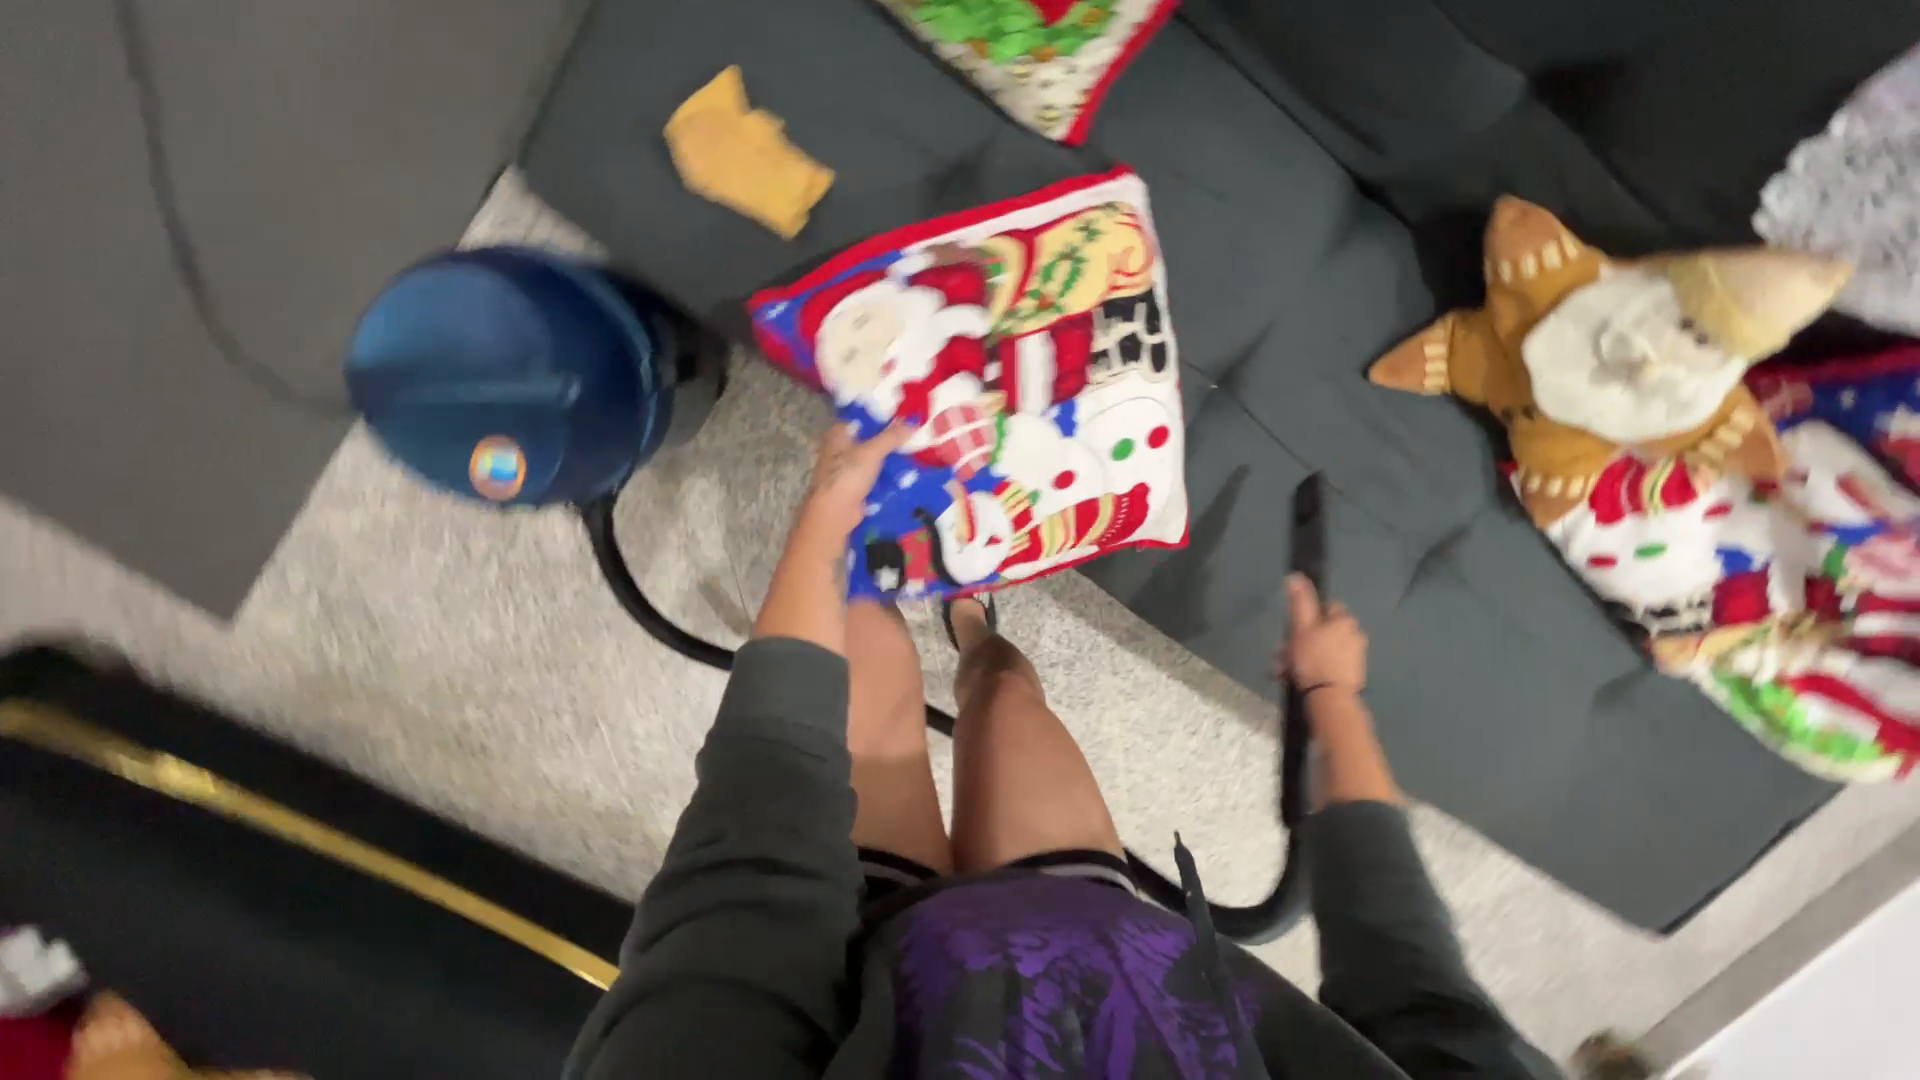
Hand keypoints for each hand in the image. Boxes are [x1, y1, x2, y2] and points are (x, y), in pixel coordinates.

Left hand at [794, 421, 912, 542]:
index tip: (904, 414)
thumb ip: (892, 436)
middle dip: (891, 438)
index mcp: (839, 433)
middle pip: (870, 438)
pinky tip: (906, 471)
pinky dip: (888, 474)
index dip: (883, 415)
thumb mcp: (872, 451)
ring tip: (915, 451)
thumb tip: (913, 421)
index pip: (863, 417)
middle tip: (915, 433)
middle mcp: (841, 447)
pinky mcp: (856, 485)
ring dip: (891, 457)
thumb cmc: (848, 476)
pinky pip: (876, 475)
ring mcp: (848, 468)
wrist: (835, 512)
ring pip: (874, 457)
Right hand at [1276, 574, 1366, 694]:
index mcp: (1344, 620)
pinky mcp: (1353, 673)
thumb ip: (1299, 601)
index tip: (1292, 629)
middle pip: (1323, 630)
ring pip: (1323, 649)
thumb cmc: (1312, 658)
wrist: (1329, 696)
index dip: (1307, 616)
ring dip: (1303, 657)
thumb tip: (1295, 575)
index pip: (1326, 606)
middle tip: (1282, 655)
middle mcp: (1355, 634)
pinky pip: (1329, 664)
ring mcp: (1356, 655)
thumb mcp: (1300, 626)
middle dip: (1301, 641)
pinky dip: (1315, 668)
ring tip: (1286, 670)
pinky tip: (1300, 678)